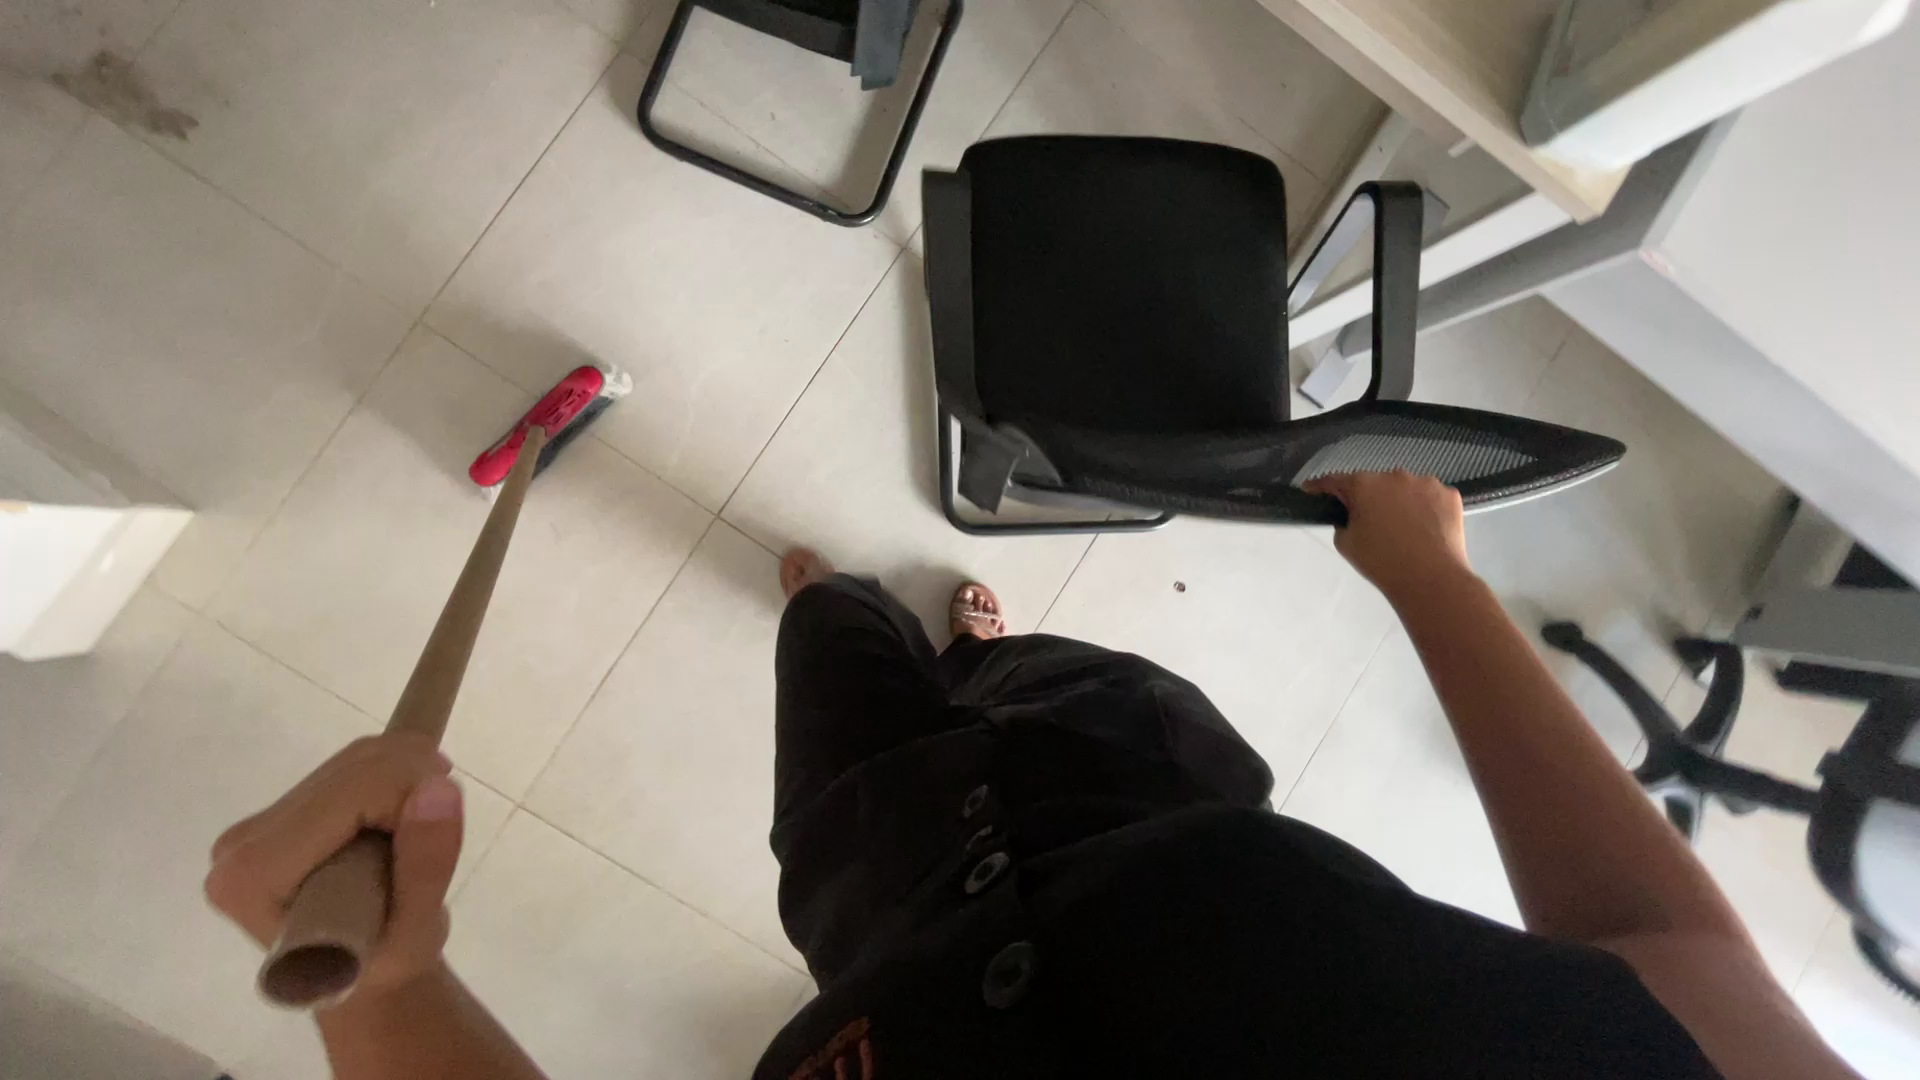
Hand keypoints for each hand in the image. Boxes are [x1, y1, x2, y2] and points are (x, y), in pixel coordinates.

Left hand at [206, 734, 463, 1000]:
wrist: (363, 975)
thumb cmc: (386, 962)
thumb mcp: (418, 928)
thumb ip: (426, 862)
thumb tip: (439, 787)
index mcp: (258, 871)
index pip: (364, 786)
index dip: (417, 800)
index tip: (435, 843)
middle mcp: (244, 841)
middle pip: (363, 762)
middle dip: (420, 784)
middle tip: (438, 833)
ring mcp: (258, 824)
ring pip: (364, 754)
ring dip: (413, 779)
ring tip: (419, 830)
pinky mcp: (282, 812)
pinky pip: (358, 762)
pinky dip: (401, 777)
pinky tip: (401, 817)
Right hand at [1302, 469, 1472, 600]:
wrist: (1430, 578)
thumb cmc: (1381, 561)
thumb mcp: (1345, 542)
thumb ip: (1342, 521)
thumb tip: (1352, 514)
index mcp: (1363, 485)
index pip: (1334, 480)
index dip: (1320, 486)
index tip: (1311, 490)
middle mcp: (1394, 476)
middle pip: (1373, 483)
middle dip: (1366, 497)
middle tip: (1366, 520)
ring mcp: (1426, 483)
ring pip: (1403, 488)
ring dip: (1396, 500)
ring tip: (1399, 526)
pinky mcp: (1449, 495)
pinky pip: (1428, 496)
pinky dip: (1423, 507)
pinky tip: (1422, 526)